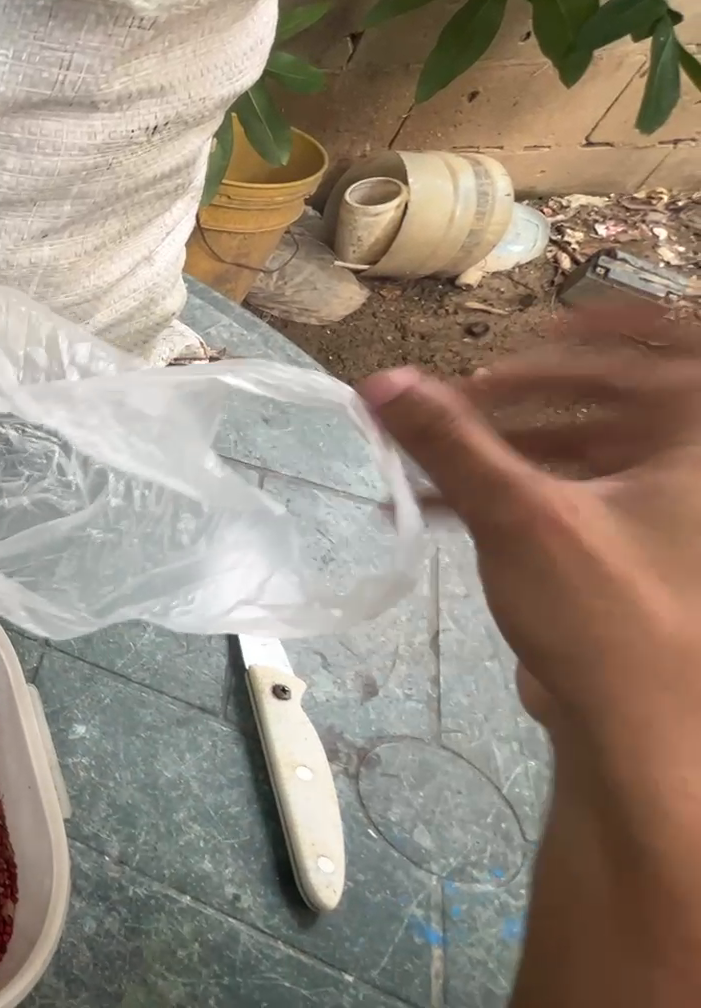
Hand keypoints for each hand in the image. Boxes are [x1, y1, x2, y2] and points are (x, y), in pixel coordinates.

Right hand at [359, 305, 700, 756]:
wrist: (645, 722)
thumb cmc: (608, 610)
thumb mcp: (518, 514)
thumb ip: (448, 443)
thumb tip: (380, 382)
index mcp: (698, 448)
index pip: (680, 357)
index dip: (622, 328)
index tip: (540, 328)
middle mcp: (688, 473)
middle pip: (619, 402)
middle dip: (530, 395)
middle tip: (461, 397)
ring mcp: (660, 515)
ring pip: (581, 452)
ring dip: (499, 445)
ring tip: (426, 454)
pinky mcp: (623, 552)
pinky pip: (562, 496)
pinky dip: (500, 490)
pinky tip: (429, 506)